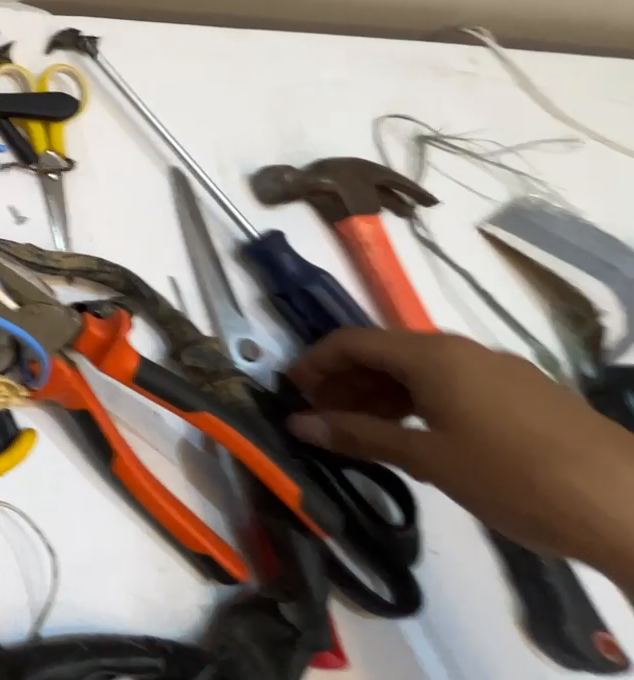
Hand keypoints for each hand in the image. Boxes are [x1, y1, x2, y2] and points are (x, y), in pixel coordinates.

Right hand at [287, 328, 633, 582]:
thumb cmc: (518, 477)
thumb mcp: (428, 459)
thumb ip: (358, 436)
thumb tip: (297, 424)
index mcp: (433, 354)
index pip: (350, 341)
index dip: (313, 363)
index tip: (290, 393)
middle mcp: (463, 351)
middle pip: (384, 353)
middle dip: (345, 382)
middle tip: (323, 420)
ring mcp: (503, 373)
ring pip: (420, 371)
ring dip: (381, 395)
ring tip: (364, 434)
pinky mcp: (530, 399)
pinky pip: (454, 387)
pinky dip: (420, 404)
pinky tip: (420, 440)